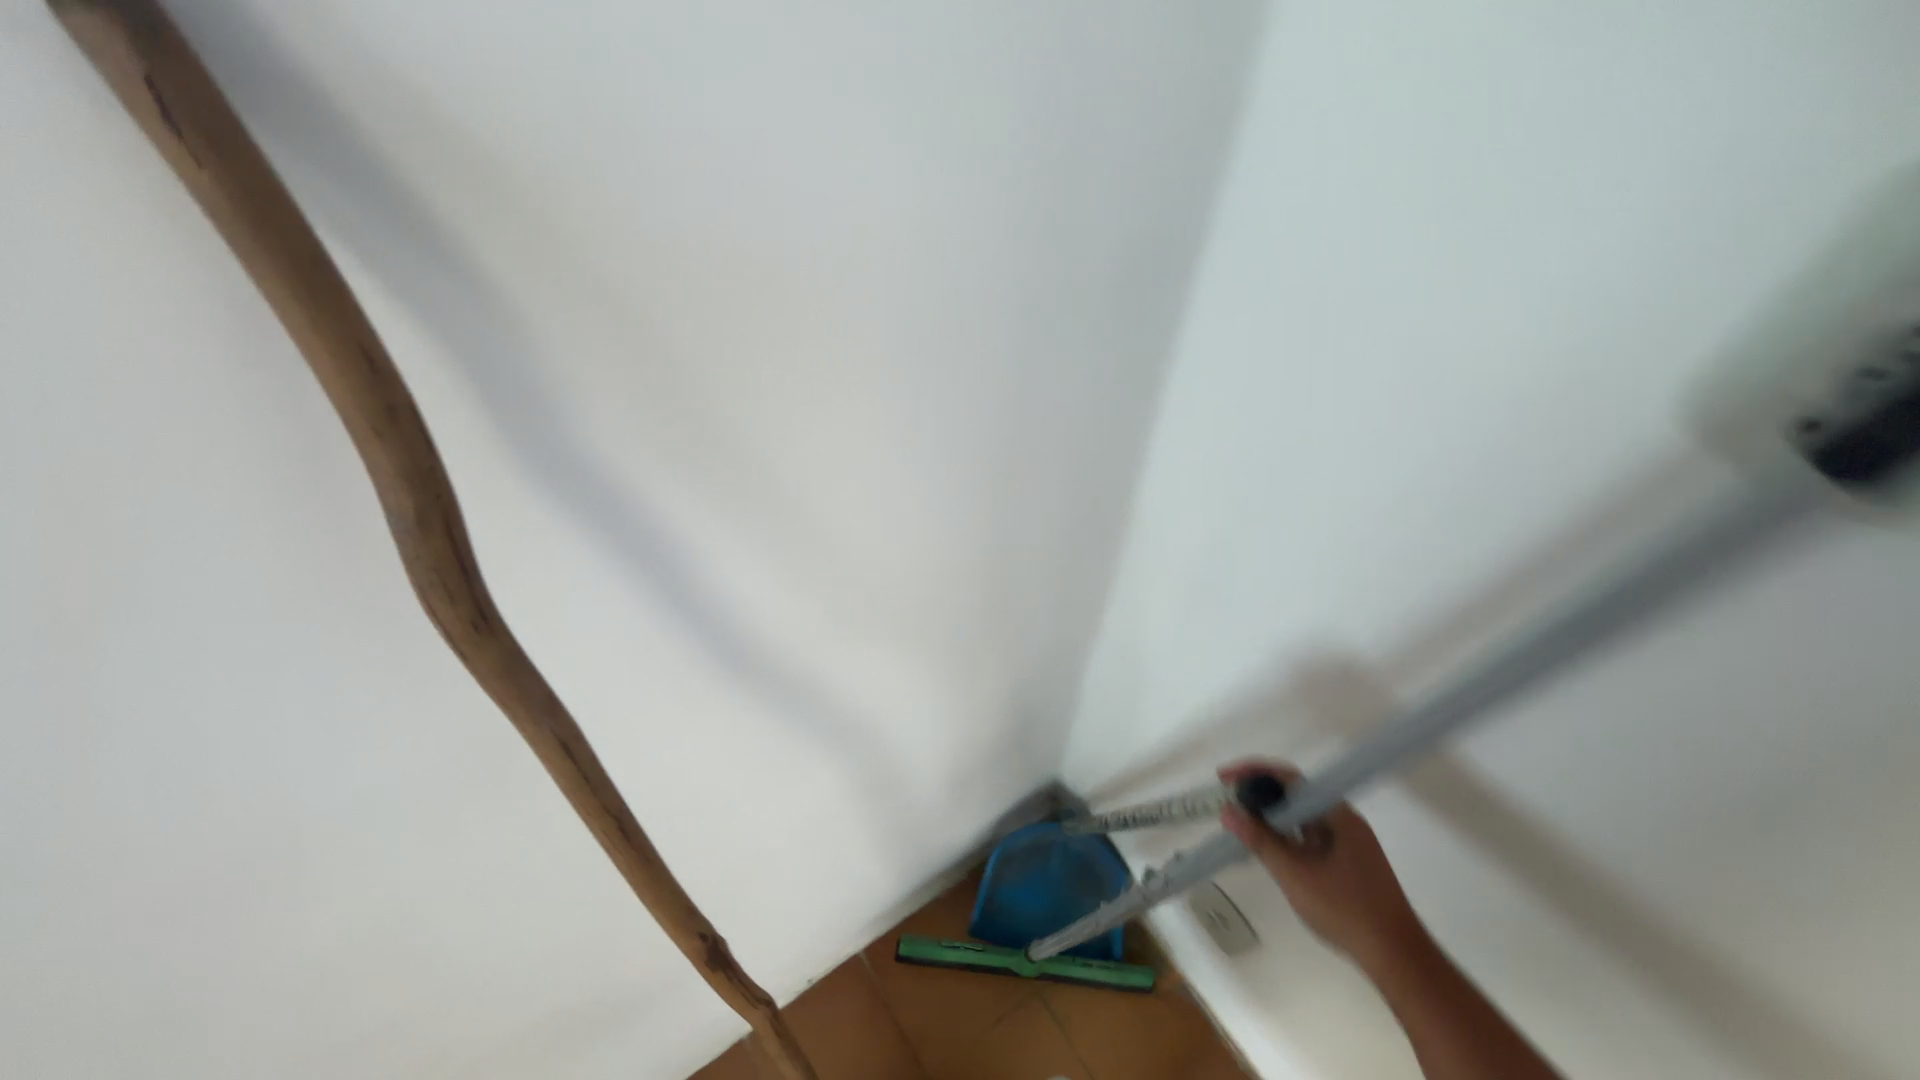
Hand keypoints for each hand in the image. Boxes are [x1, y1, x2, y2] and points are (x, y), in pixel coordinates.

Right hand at [1218, 759, 1425, 971]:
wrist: (1395, 955)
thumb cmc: (1345, 909)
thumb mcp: (1294, 874)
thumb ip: (1260, 840)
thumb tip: (1228, 811)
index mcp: (1338, 815)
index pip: (1291, 779)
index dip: (1254, 773)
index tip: (1224, 779)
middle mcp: (1345, 821)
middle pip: (1296, 794)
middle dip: (1260, 794)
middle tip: (1229, 803)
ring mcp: (1348, 843)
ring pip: (1302, 818)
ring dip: (1272, 817)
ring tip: (1241, 824)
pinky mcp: (1348, 863)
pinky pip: (1310, 837)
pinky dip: (1286, 837)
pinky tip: (1268, 849)